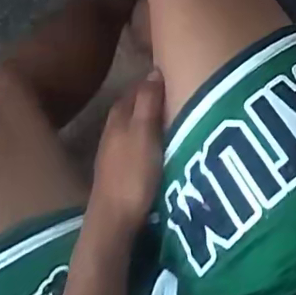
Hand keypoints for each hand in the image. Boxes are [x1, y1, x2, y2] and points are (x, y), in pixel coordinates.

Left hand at [87, 71, 163, 233]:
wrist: (113, 224)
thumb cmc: (133, 174)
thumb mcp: (145, 133)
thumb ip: (149, 101)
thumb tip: (154, 70)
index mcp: (119, 116)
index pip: (138, 86)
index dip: (156, 78)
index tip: (179, 72)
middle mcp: (113, 130)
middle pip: (135, 105)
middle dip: (155, 96)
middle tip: (183, 92)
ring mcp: (114, 152)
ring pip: (136, 124)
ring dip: (153, 118)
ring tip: (178, 115)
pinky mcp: (120, 171)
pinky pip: (138, 142)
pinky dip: (151, 136)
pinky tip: (165, 143)